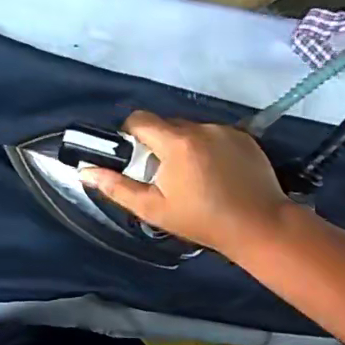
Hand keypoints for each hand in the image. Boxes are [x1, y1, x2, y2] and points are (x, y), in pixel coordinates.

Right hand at [79, 110, 293, 254]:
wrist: (259, 225)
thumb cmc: (201, 220)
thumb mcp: (153, 208)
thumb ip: (116, 187)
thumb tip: (85, 171)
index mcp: (176, 142)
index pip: (140, 119)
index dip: (129, 134)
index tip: (132, 157)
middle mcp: (201, 128)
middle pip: (165, 124)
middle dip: (156, 144)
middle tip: (161, 175)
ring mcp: (226, 130)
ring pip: (190, 130)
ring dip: (182, 146)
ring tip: (191, 177)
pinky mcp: (244, 137)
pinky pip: (213, 135)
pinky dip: (206, 149)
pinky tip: (213, 174)